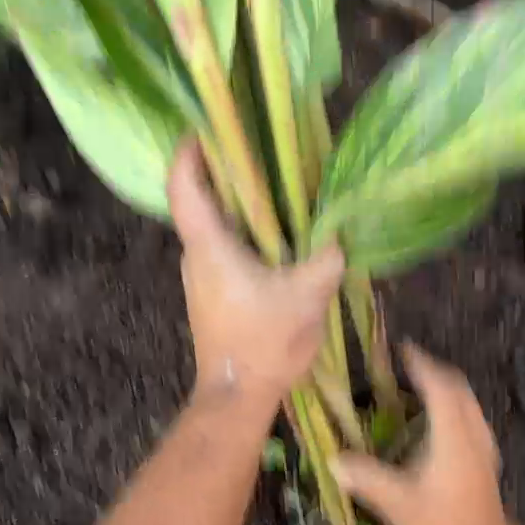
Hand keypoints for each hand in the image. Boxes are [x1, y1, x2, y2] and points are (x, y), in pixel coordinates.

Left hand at [168, 143, 343, 410]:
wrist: (238, 398)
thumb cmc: (264, 343)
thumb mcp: (308, 295)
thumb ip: (328, 257)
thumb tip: (341, 232)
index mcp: (208, 245)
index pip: (183, 183)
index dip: (190, 149)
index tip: (211, 126)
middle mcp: (196, 257)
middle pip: (203, 201)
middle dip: (230, 174)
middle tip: (267, 155)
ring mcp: (200, 280)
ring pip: (216, 231)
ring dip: (243, 212)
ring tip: (282, 198)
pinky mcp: (212, 300)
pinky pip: (226, 255)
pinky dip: (247, 241)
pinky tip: (281, 247)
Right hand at [337, 347, 508, 524]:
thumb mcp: (397, 504)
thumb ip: (366, 478)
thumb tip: (333, 460)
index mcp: (452, 437)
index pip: (439, 387)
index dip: (422, 365)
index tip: (404, 349)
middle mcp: (472, 435)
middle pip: (459, 389)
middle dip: (435, 373)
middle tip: (410, 367)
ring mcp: (484, 448)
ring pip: (468, 404)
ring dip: (446, 391)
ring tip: (421, 390)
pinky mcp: (486, 463)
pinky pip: (471, 420)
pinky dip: (453, 410)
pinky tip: (436, 426)